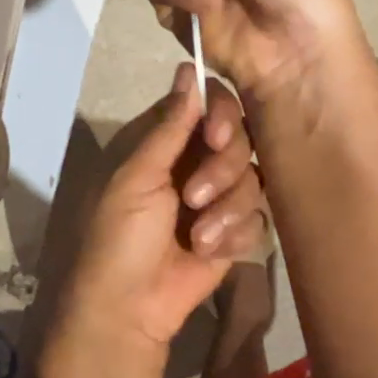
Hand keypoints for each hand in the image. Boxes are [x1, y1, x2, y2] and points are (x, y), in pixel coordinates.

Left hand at [56, 64, 267, 350]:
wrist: (128, 308)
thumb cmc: (119, 237)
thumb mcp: (136, 177)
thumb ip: (169, 125)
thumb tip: (188, 68)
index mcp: (166, 142)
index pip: (210, 105)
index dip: (222, 115)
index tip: (216, 137)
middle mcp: (195, 163)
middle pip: (240, 139)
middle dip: (224, 169)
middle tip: (195, 197)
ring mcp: (217, 199)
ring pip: (253, 179)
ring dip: (227, 210)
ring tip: (197, 237)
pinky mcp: (234, 233)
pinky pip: (258, 218)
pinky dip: (235, 235)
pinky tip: (208, 252)